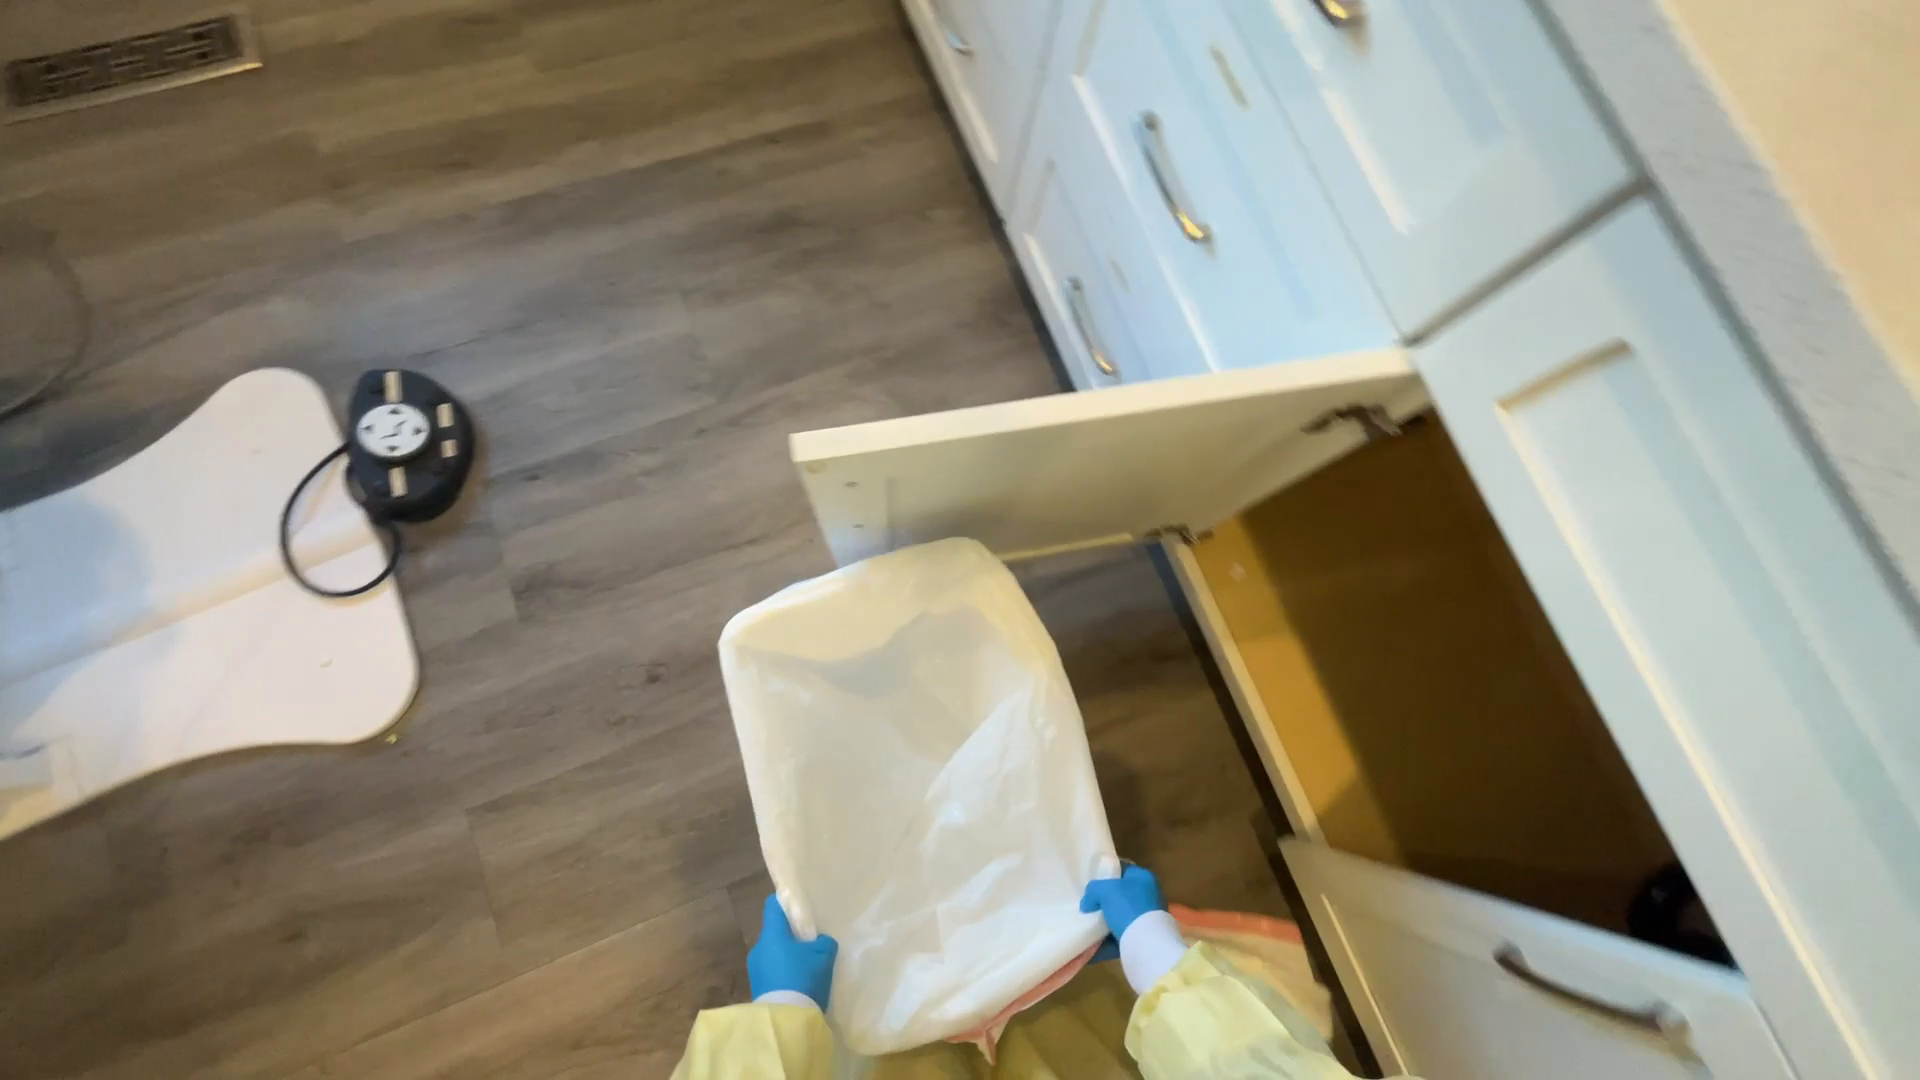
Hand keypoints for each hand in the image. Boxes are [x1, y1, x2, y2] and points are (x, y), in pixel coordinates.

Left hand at [748, 895, 838, 1009]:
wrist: (785, 1022)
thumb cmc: (803, 978)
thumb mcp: (823, 955)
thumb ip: (823, 941)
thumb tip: (818, 941)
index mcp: (772, 933)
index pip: (773, 905)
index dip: (785, 902)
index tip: (799, 906)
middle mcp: (759, 948)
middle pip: (774, 931)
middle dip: (790, 934)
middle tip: (809, 940)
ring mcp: (755, 970)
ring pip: (773, 953)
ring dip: (786, 955)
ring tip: (805, 965)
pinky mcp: (756, 989)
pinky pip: (771, 972)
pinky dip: (782, 973)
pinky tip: (797, 982)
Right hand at [1079, 863, 1164, 938]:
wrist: (1146, 945)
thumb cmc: (1128, 907)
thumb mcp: (1104, 890)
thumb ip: (1092, 890)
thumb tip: (1087, 904)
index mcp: (1143, 877)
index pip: (1121, 869)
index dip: (1105, 872)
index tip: (1089, 880)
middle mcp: (1148, 896)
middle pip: (1119, 895)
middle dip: (1103, 901)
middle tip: (1086, 903)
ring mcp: (1146, 920)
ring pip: (1118, 917)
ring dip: (1103, 922)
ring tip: (1086, 924)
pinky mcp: (1142, 940)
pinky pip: (1118, 937)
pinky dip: (1105, 941)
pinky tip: (1091, 943)